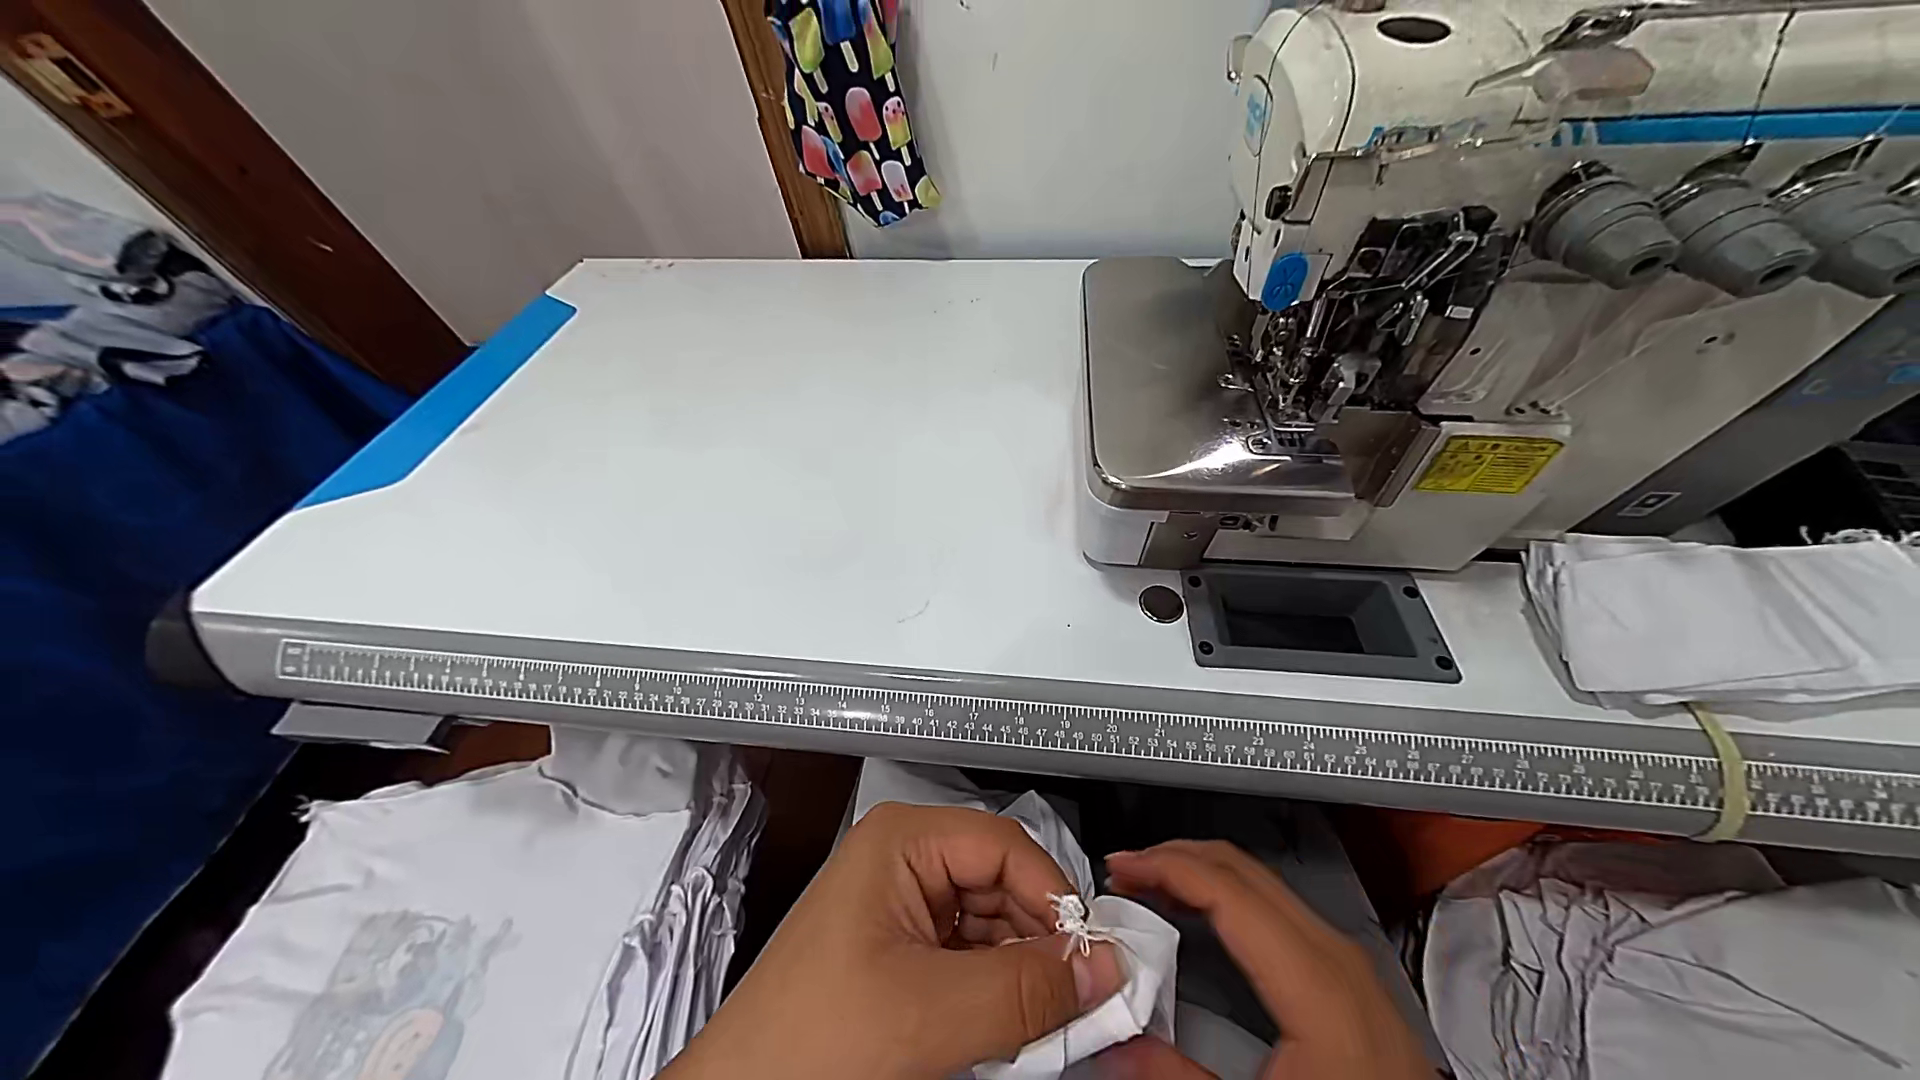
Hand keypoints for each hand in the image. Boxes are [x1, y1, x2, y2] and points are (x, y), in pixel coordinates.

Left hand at [661, 802, 1125, 1078]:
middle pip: (1002, 882)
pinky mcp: (902, 943)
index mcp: (904, 839)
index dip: (1055, 897)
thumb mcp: (933, 1012)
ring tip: (1041, 1023)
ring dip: (1022, 971)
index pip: (1007, 846)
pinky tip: (1007, 1027)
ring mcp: (902, 901)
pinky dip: (996, 988)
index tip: (1092, 956)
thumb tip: (1100, 967)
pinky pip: (969, 952)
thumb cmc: (809, 1040)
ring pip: (991, 921)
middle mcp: (905, 858)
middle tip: (1078, 1000)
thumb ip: (1028, 988)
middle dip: (1041, 942)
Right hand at [1096, 841, 1432, 1079]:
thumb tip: (1116, 1048)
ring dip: (1194, 872)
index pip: (1225, 886)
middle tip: (1124, 871)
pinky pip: (1270, 903)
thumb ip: (1178, 1075)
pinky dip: (1220, 893)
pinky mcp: (1342, 971)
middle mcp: (1334, 954)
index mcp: (1317, 981)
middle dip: (1171, 858)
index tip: (1121, 866)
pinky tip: (1195, 912)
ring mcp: (1343, 958)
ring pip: (1254, 879)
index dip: (1163, 865)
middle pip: (1238, 867)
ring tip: (1147, 887)